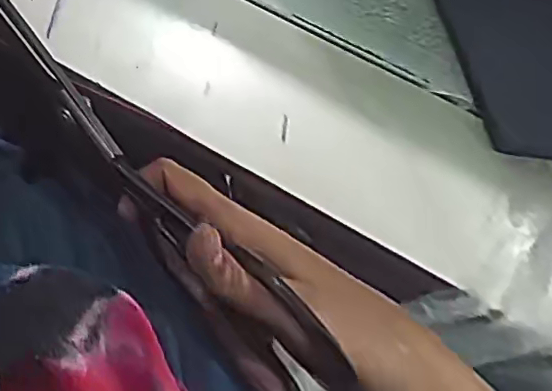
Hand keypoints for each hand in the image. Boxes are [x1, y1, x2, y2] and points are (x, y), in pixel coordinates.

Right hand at [142, 160, 490, 390]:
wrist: (426, 386)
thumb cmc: (372, 339)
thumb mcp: (301, 311)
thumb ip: (240, 278)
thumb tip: (191, 231)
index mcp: (250, 231)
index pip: (180, 181)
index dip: (145, 183)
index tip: (125, 214)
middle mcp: (245, 245)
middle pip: (179, 231)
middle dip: (177, 267)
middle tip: (200, 307)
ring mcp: (254, 275)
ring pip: (200, 276)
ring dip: (210, 311)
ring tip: (249, 350)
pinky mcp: (263, 306)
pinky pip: (223, 308)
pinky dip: (228, 332)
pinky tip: (254, 357)